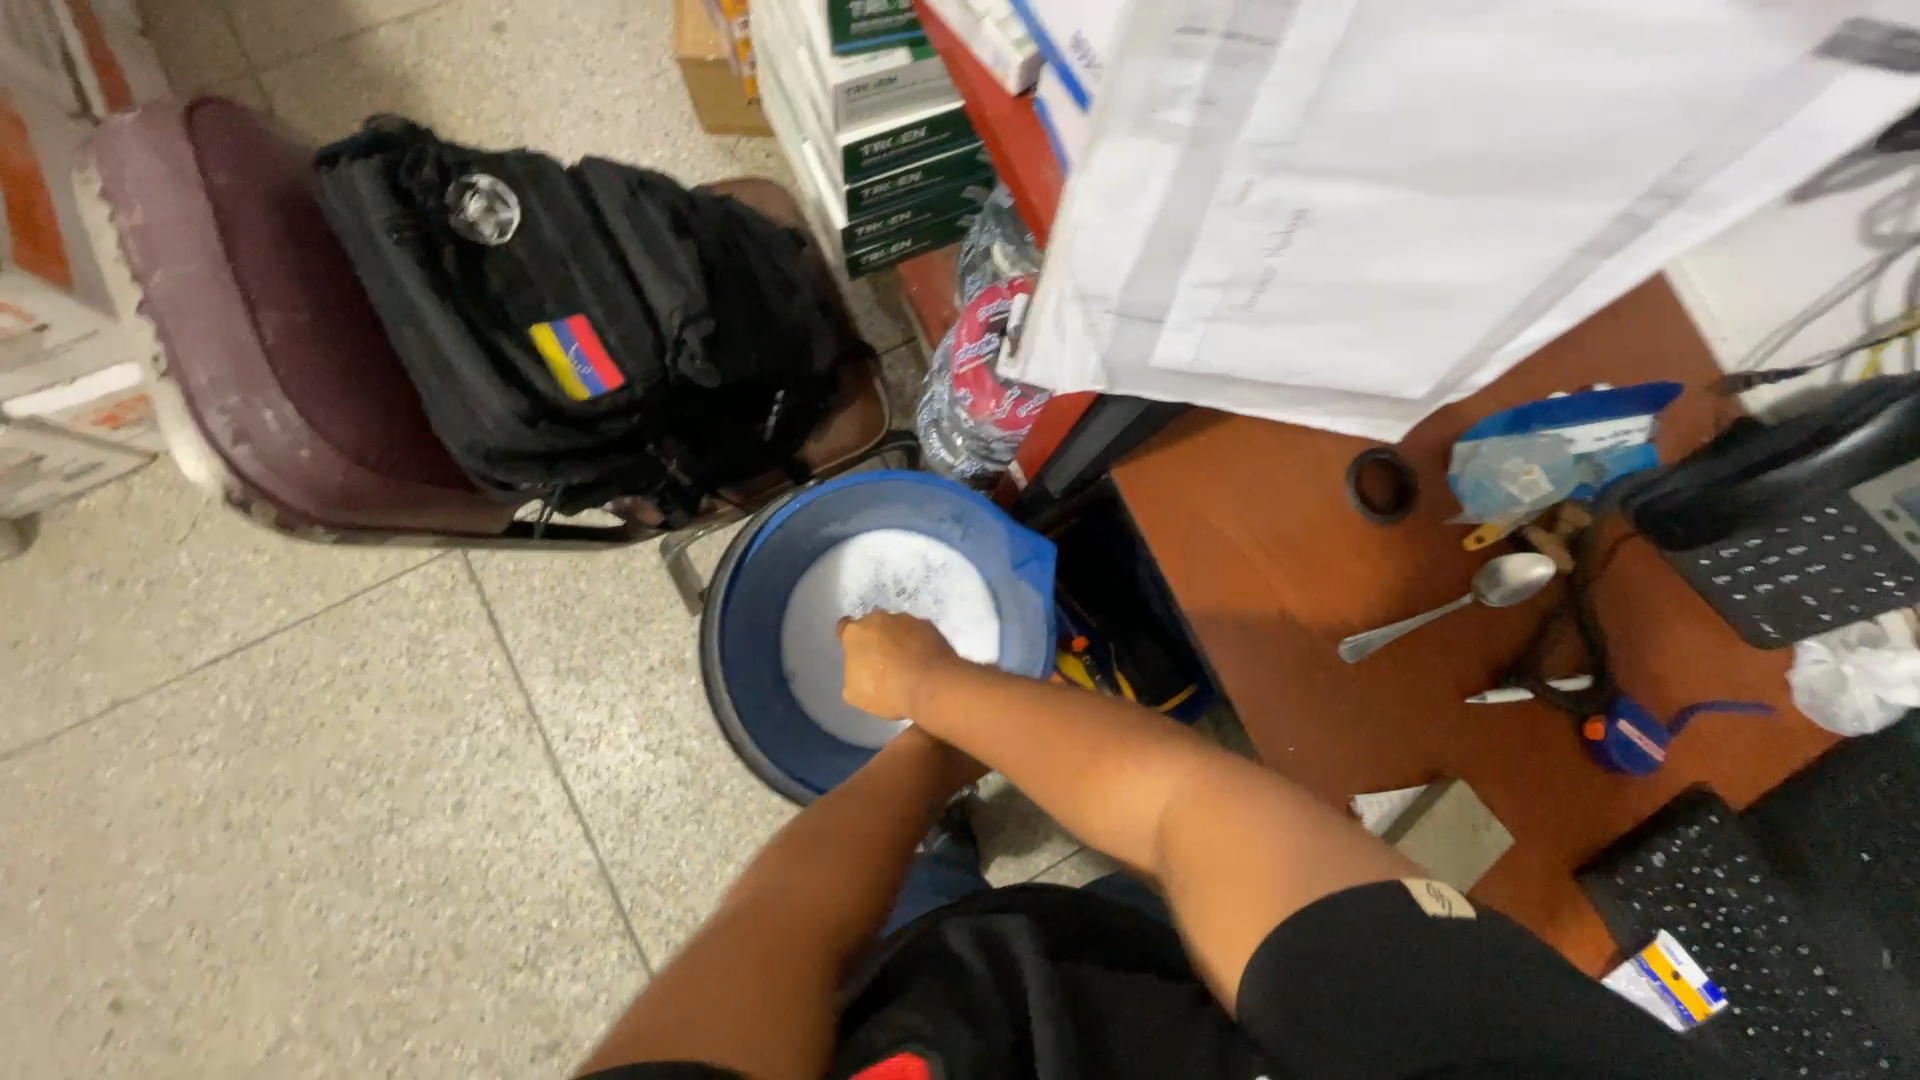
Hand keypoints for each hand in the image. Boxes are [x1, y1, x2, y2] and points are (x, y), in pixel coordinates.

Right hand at [837, 612, 960, 718]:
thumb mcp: (855, 693)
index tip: (856, 652)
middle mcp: (879, 618)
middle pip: (872, 624)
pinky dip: (918, 642)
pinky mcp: (929, 625)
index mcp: (855, 633)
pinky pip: (918, 632)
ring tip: (907, 662)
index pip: (844, 628)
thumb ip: (853, 673)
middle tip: (882, 660)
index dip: (850, 640)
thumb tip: (860, 669)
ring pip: (897, 626)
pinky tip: (923, 660)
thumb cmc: (887, 691)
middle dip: (875, 638)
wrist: (932, 687)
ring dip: (898, 639)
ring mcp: (907, 619)